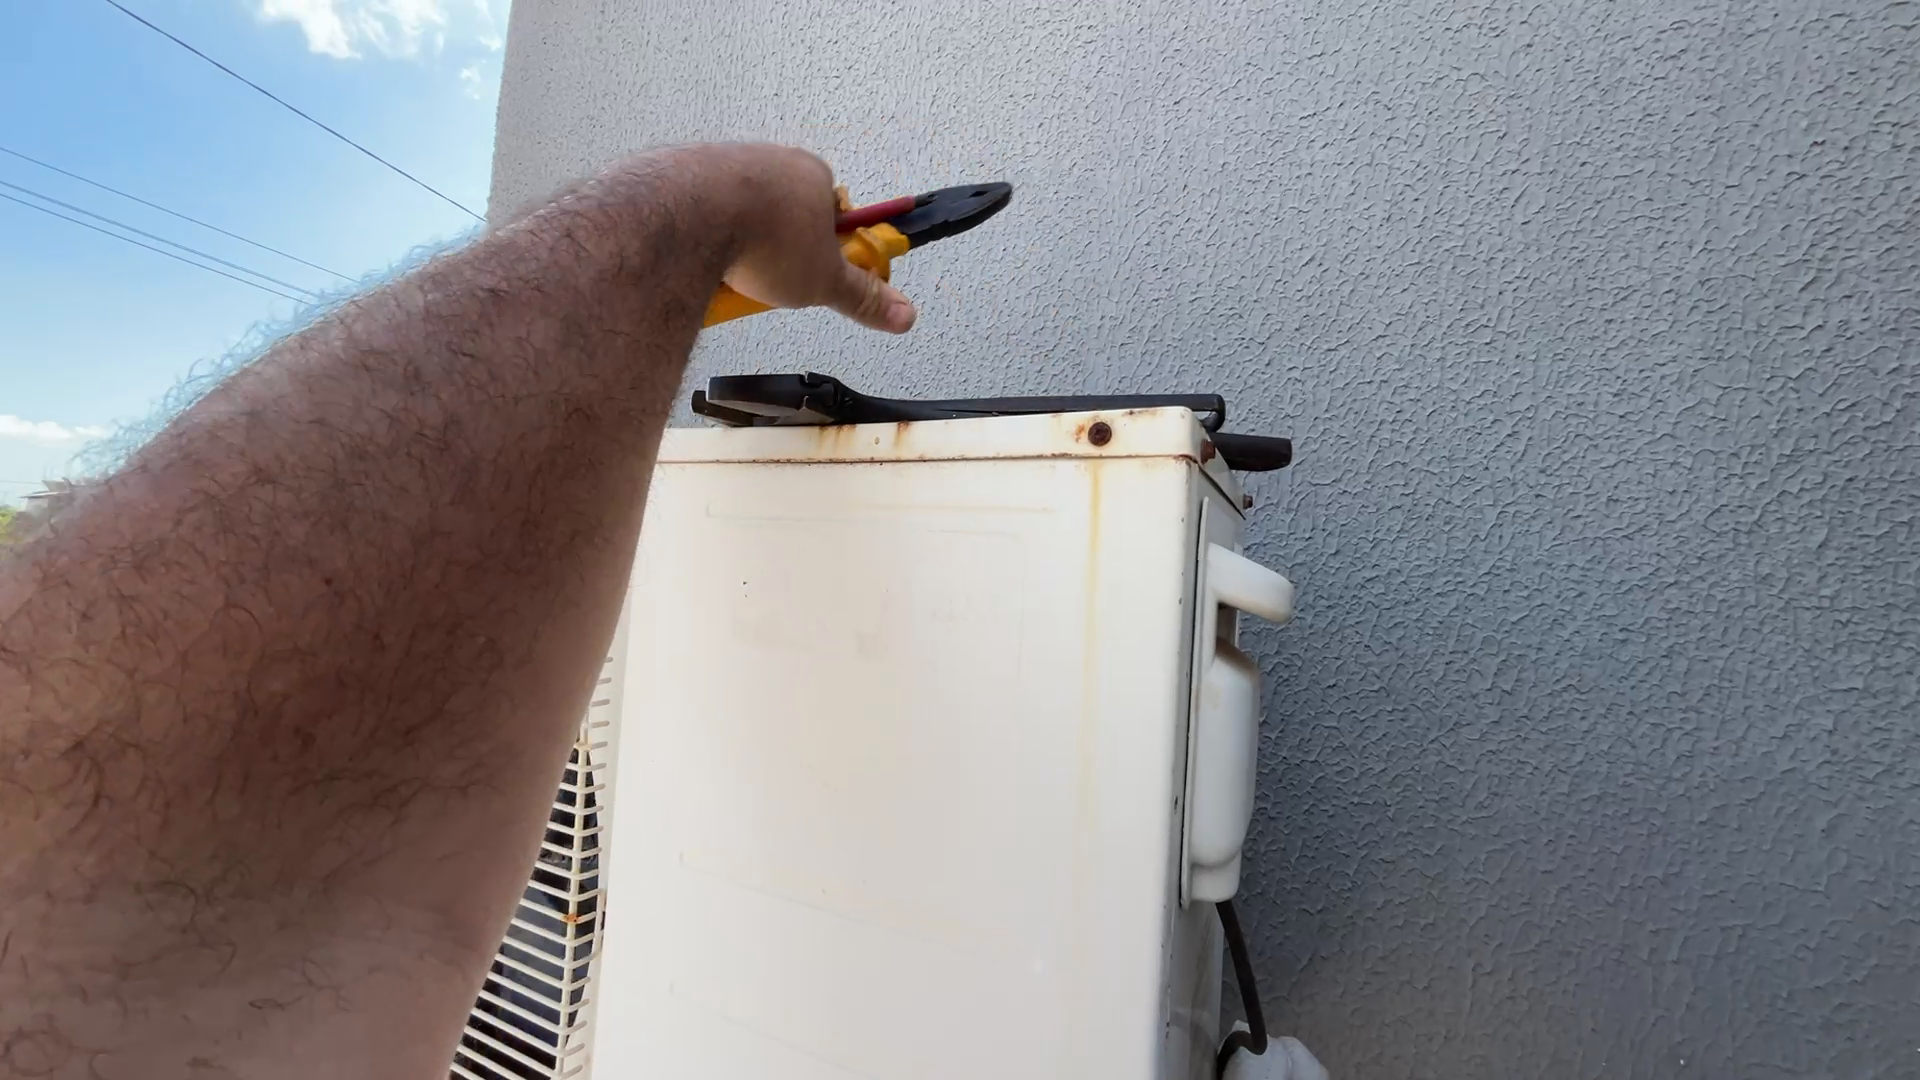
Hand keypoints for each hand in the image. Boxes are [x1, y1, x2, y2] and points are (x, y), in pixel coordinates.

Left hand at [704, 145, 916, 333]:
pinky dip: (710, 240)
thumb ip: (865, 298)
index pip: (835, 213)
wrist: (691, 216)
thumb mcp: (827, 281)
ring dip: (746, 247)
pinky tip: (710, 264)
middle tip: (779, 280)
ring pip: (745, 214)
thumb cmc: (764, 235)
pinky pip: (706, 214)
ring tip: (740, 276)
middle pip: (788, 213)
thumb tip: (903, 315)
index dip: (832, 247)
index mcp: (814, 177)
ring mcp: (727, 164)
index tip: (824, 273)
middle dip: (785, 251)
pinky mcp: (688, 176)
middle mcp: (772, 161)